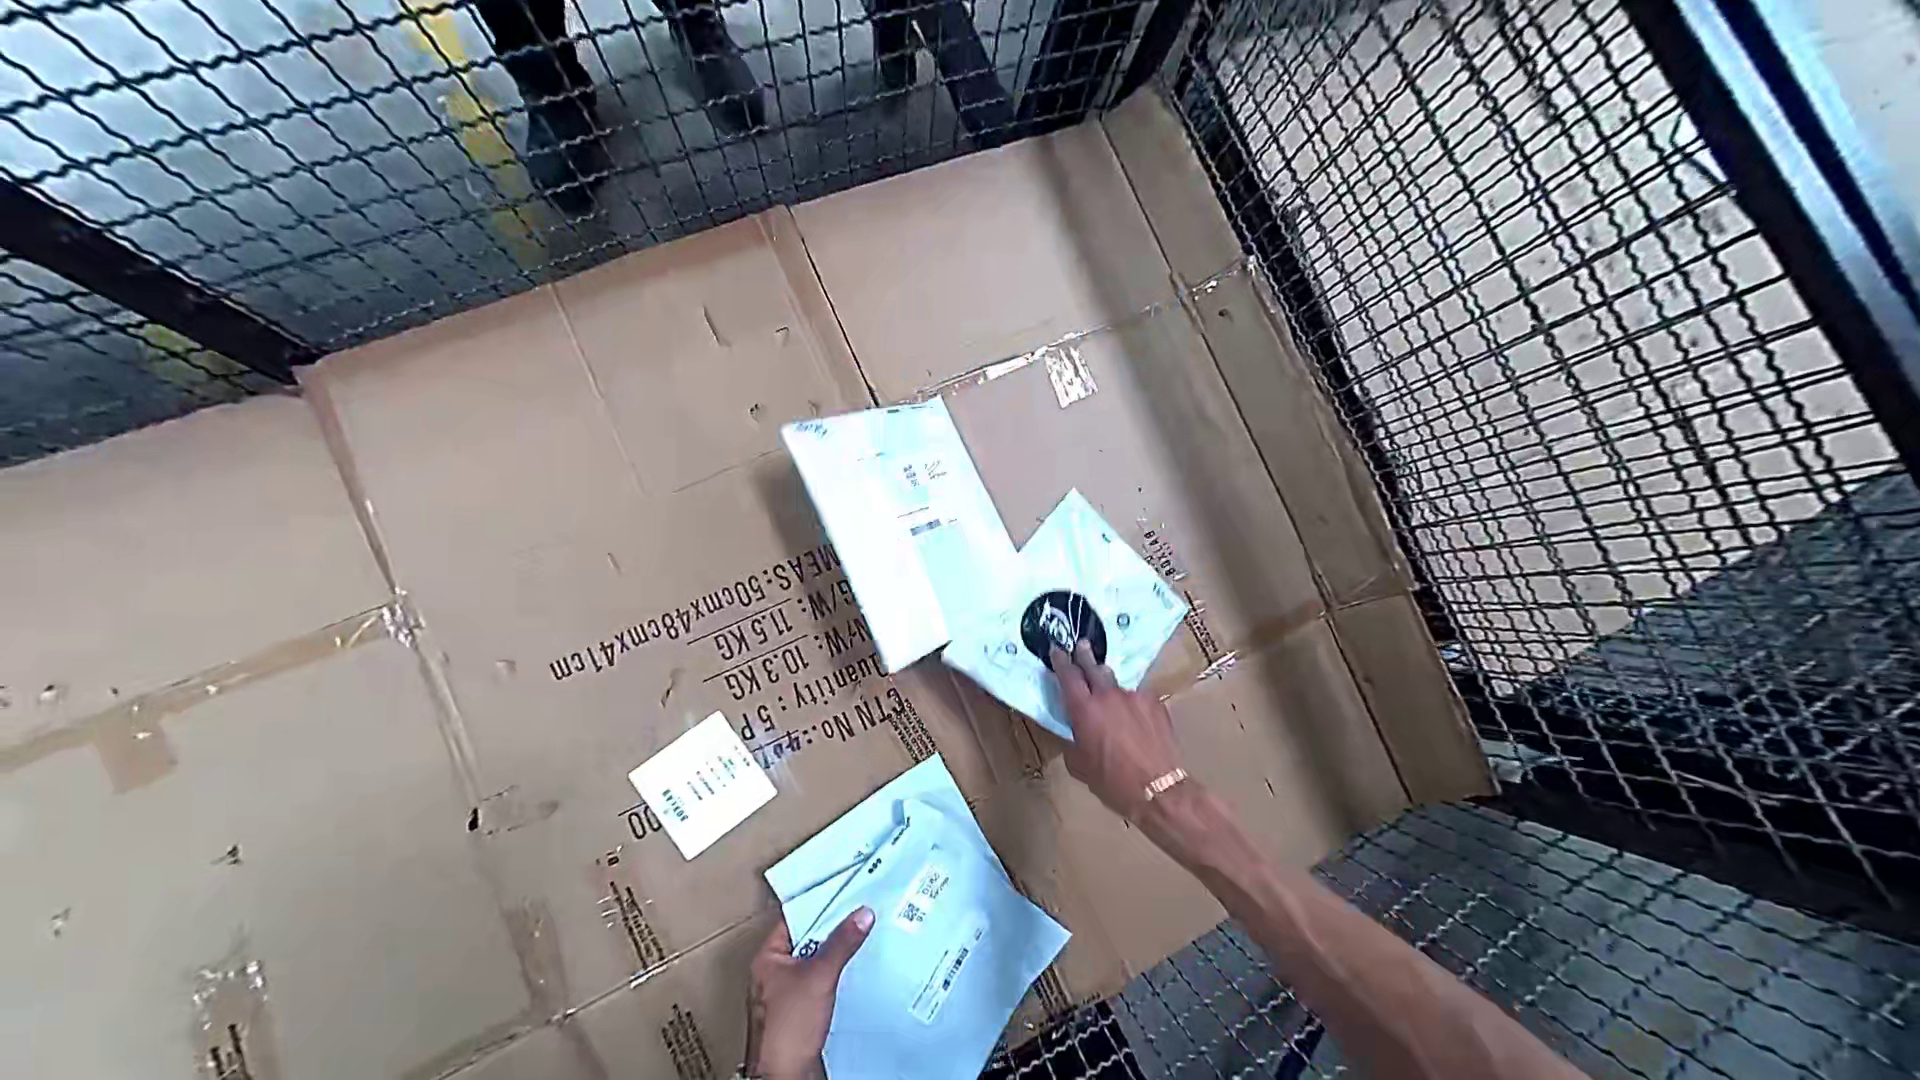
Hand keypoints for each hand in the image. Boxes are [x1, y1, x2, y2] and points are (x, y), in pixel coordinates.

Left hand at [744, 907, 873, 1079]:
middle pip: (806, 938)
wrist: (784, 1078)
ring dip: (834, 951)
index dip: (819, 904)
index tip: (844, 892)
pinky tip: (853, 967)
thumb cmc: (789, 1028)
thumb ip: (842, 943)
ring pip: (814, 959)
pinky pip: (819, 980)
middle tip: (858, 909)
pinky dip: (835, 972)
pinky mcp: (799, 1011)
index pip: (795, 918)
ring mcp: (785, 992)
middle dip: (832, 927)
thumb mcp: (819, 977)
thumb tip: (862, 914)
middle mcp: (773, 972)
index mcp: (768, 957)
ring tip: (860, 933)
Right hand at [1049, 640, 1184, 818]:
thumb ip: (1074, 740)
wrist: (1160, 790)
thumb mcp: (1080, 765)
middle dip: (1084, 655)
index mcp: (1084, 709)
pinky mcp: (1154, 704)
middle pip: (1093, 666)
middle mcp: (1107, 696)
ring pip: (1116, 683)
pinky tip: (1135, 718)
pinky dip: (1131, 703)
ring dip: (1108, 685)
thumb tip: (1075, 733)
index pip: (1068, 675)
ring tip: (1109, 694)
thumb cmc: (1113, 783)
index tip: (1056, 651)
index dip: (1060, 661)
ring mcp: (1134, 697)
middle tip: (1081, 646)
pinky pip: (1137, 697)